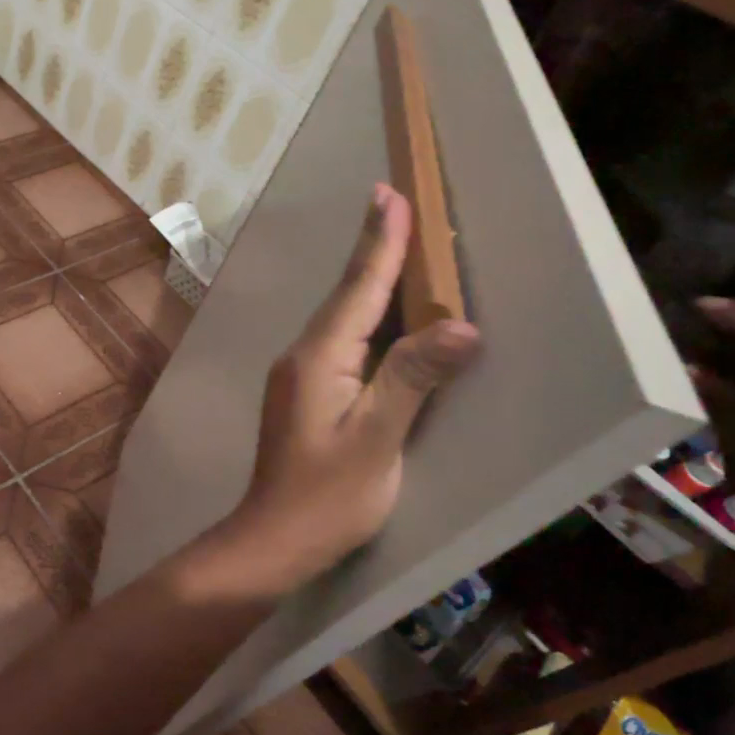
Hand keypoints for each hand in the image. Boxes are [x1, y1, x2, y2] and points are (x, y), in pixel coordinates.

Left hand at [221, 184, 479, 590]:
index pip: (357, 290)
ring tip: (393, 242)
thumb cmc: (328, 497)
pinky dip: (364, 315)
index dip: (379, 243)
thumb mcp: (377, 440)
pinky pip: (340, 340)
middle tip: (391, 200)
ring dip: (368, 278)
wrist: (274, 539)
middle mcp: (302, 355)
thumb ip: (413, 379)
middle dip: (373, 248)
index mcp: (318, 358)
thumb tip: (460, 325)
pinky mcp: (304, 393)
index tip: (390, 196)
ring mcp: (299, 374)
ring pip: (341, 316)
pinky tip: (379, 313)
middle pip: (347, 294)